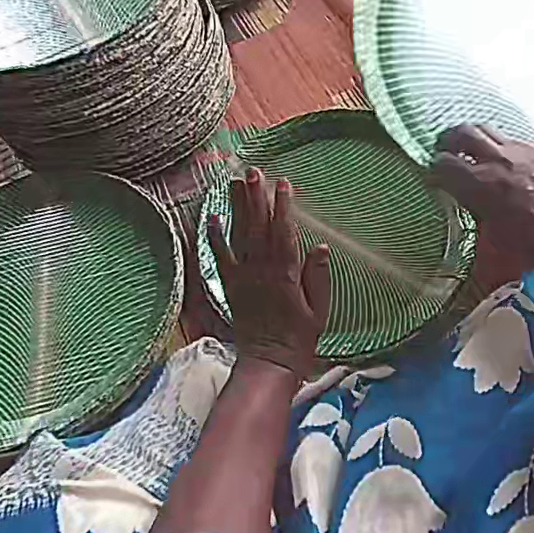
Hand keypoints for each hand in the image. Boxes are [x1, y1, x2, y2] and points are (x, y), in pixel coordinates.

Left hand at [206, 167, 331, 376]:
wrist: (269, 361)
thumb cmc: (300, 336)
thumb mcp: (319, 309)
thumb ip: (318, 277)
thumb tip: (320, 246)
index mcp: (287, 274)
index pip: (285, 232)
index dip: (284, 206)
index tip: (284, 184)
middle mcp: (262, 270)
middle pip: (258, 227)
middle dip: (256, 197)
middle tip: (253, 171)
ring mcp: (244, 276)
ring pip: (240, 236)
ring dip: (238, 208)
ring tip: (235, 182)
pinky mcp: (231, 285)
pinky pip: (220, 256)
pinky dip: (215, 236)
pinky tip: (213, 215)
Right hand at [430, 124, 533, 267]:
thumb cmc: (520, 243)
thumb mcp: (482, 232)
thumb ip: (465, 209)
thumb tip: (451, 204)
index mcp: (481, 183)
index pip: (444, 163)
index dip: (433, 169)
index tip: (432, 175)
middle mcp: (497, 160)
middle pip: (463, 132)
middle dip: (448, 140)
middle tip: (444, 150)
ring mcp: (518, 152)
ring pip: (485, 128)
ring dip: (471, 136)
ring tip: (467, 148)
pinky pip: (507, 138)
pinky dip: (496, 145)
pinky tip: (496, 159)